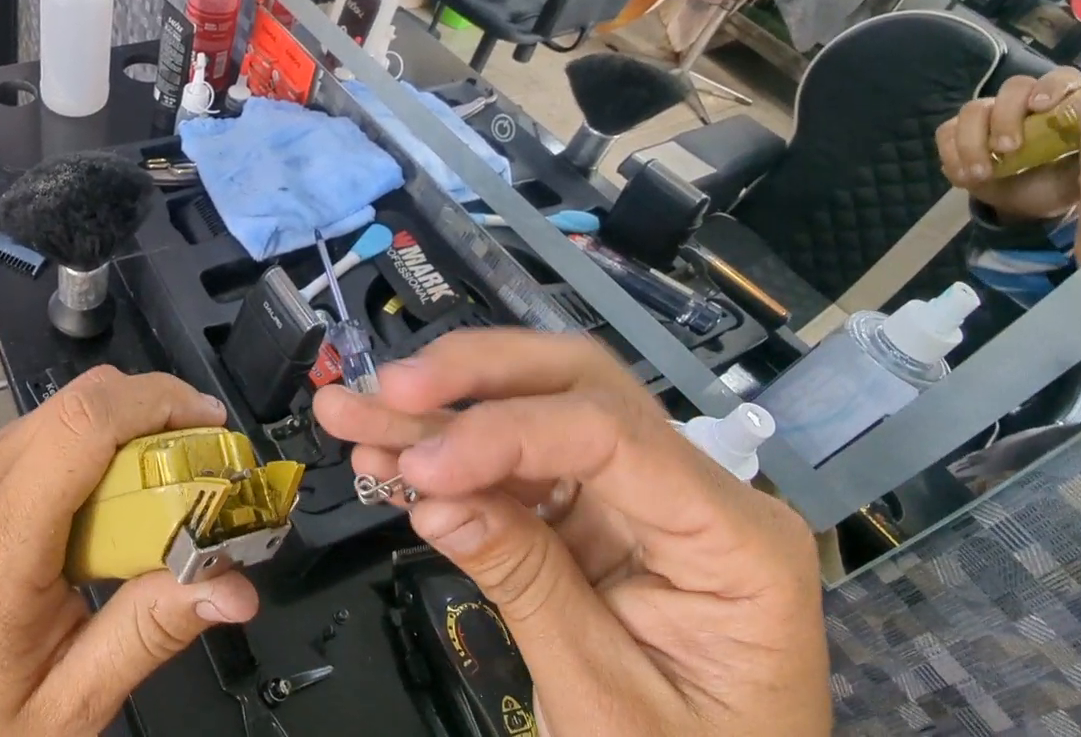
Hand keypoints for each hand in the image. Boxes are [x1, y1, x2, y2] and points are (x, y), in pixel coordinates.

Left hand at [0, 367, 256, 735]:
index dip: (158, 401)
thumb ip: (149, 631)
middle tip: (199, 462)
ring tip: (155, 490)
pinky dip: (82, 449)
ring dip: (119, 433)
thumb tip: (232, 588)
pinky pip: (34, 434)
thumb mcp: (66, 701)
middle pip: (81, 402)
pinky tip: (98, 503)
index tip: (210, 425)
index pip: (87, 422)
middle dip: (153, 414)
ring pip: (61, 412)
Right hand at [314, 332, 830, 736]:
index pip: (611, 435)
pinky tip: (383, 457)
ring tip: (349, 412)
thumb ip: (527, 586)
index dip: (502, 433)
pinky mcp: (585, 511)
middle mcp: (686, 489)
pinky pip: (507, 463)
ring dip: (434, 412)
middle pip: (576, 384)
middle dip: (472, 376)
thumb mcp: (608, 705)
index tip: (418, 465)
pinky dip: (442, 457)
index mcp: (731, 537)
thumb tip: (433, 498)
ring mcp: (632, 495)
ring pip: (528, 409)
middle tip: (386, 387)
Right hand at [937, 67, 1080, 220]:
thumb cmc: (1064, 180)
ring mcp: (988, 116)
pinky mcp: (957, 132)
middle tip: (1007, 149)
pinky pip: (945, 132)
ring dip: (973, 142)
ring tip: (981, 173)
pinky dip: (952, 155)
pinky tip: (966, 176)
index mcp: (1064, 104)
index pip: (1059, 78)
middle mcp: (1025, 103)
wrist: (1030, 203)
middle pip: (1011, 88)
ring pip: (972, 110)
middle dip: (1005, 117)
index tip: (1040, 108)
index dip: (1049, 88)